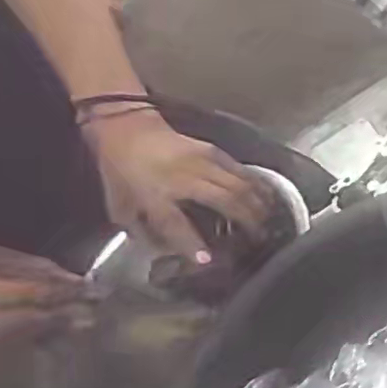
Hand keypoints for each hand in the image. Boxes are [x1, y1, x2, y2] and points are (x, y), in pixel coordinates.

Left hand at [84, 109, 271, 262]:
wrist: (125, 127)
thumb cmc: (121, 170)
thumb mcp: (118, 201)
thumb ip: (140, 228)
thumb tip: (167, 251)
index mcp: (151, 193)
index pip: (173, 222)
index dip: (191, 242)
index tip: (208, 260)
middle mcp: (181, 177)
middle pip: (225, 200)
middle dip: (247, 220)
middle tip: (259, 236)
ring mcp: (201, 162)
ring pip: (241, 186)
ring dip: (258, 205)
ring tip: (268, 219)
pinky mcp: (214, 152)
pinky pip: (243, 172)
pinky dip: (259, 186)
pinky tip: (269, 197)